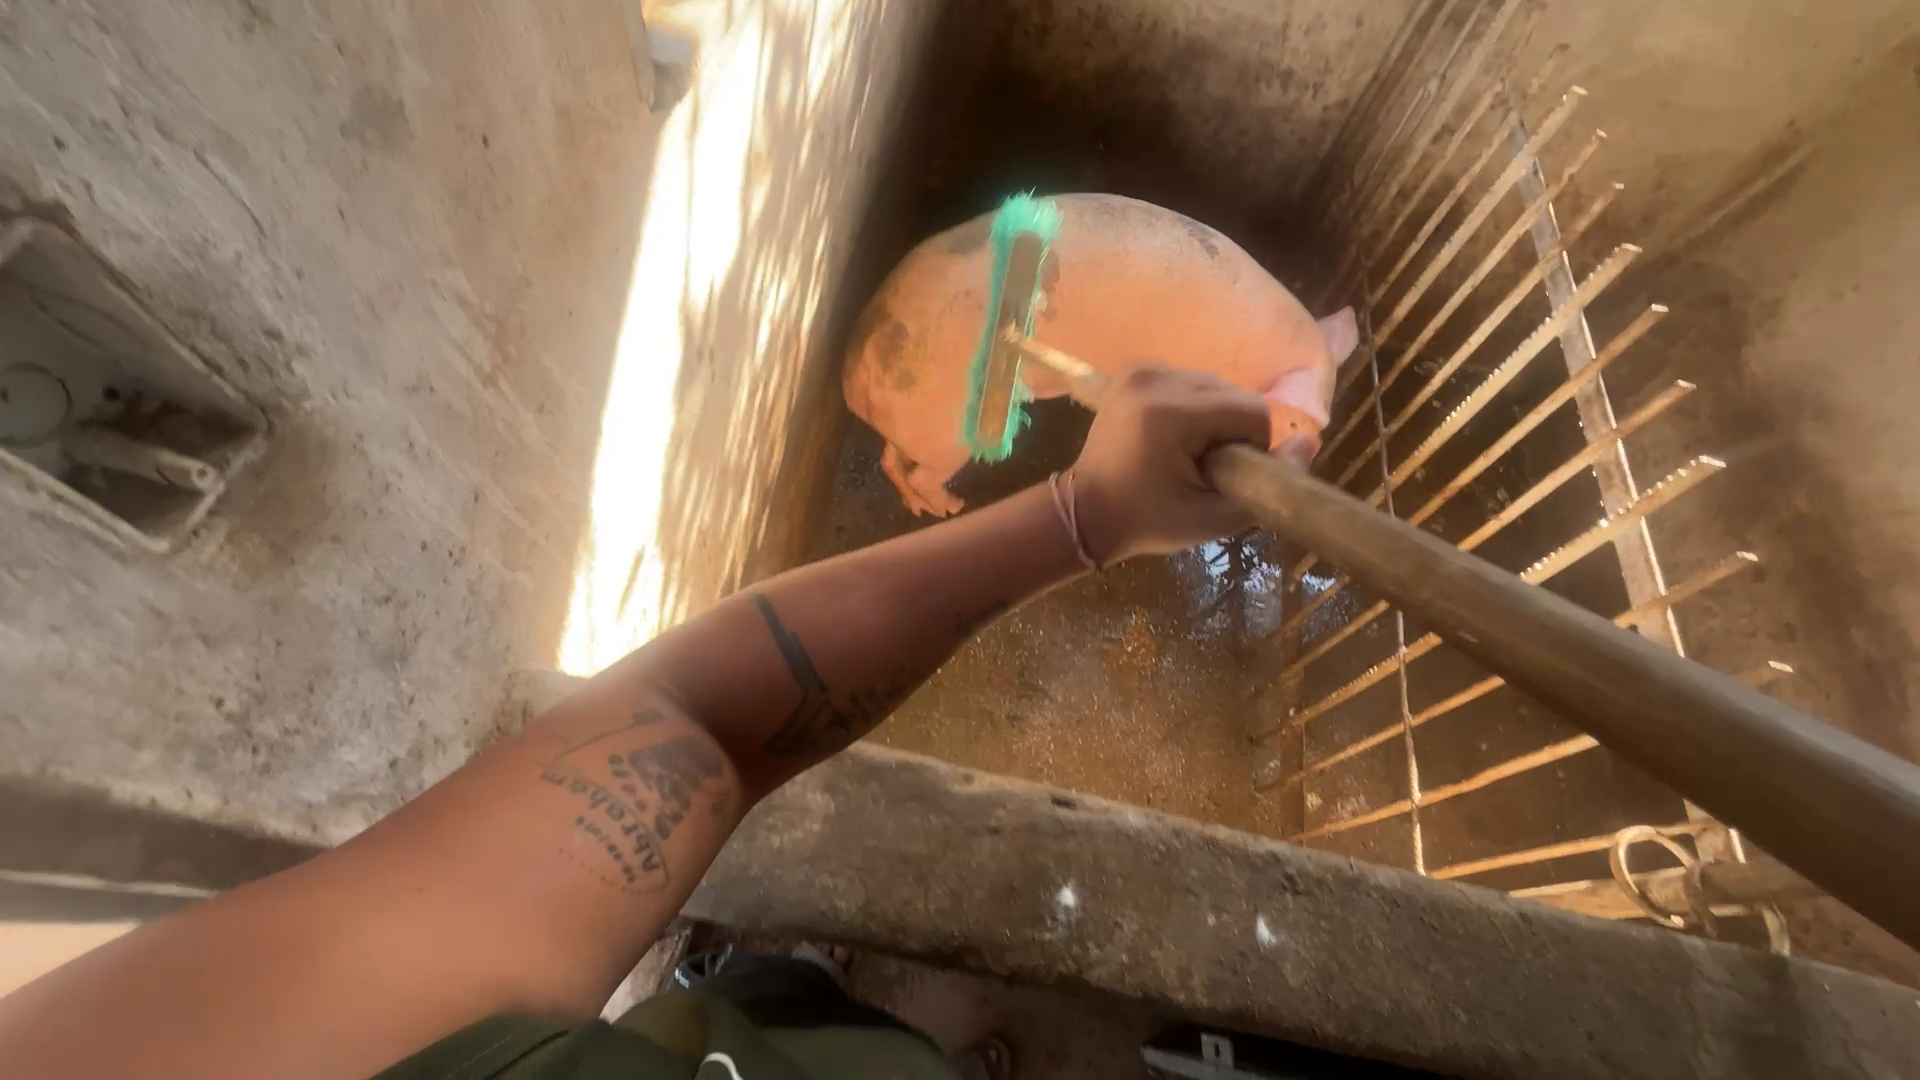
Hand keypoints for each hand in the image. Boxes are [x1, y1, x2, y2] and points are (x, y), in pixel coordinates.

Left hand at [1069, 365, 1310, 563]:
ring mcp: (1141, 370)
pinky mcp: (1135, 370)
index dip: (1250, 448)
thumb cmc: (1147, 521)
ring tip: (1182, 454)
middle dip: (1230, 432)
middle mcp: (1156, 378)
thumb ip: (1266, 484)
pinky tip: (1170, 438)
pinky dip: (1192, 408)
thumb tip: (1309, 442)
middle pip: (1234, 394)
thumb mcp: (1212, 517)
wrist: (1086, 511)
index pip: (1252, 411)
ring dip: (1213, 419)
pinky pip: (1190, 383)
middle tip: (1198, 468)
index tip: (1219, 474)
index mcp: (1170, 412)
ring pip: (1215, 386)